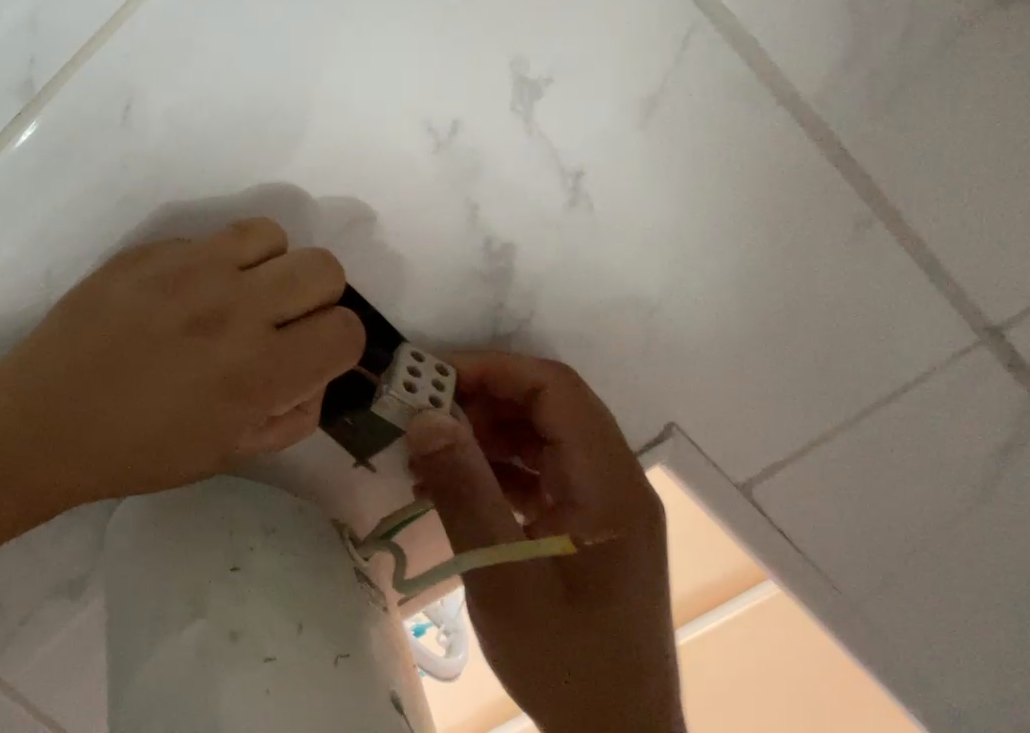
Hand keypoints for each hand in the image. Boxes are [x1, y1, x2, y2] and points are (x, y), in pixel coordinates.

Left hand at [0, 218, 364, 509]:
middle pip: (323, 267)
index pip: (346, 330)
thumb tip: (315, 373)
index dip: (337, 346)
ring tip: (236, 295)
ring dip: (268, 265)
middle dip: (315, 299)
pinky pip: (208, 238)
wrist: (43, 421)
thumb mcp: (227, 455)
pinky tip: (179, 294)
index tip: (310, 356)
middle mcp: (233, 308)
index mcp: (257, 372)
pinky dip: (211, 262)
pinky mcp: (148, 251)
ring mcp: (187, 270)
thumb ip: (289, 415)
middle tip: (280, 324)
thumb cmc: (136, 453)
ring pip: (269, 234)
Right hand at [405, 353, 683, 732]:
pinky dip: (490, 470)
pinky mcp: (583, 530)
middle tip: (416, 413)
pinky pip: (536, 475)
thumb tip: (426, 415)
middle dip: (478, 399)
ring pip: (538, 439)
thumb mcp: (504, 574)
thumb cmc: (566, 660)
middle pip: (547, 408)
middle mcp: (613, 484)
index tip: (428, 379)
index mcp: (610, 485)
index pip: (555, 389)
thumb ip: (465, 489)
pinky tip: (446, 487)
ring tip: (422, 452)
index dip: (491, 370)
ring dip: (480, 435)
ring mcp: (600, 508)